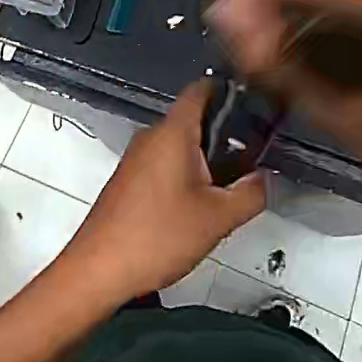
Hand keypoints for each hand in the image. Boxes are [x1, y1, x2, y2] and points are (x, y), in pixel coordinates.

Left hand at [60, 83, 267, 303]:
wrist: (98, 272)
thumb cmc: (151, 238)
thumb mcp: (220, 217)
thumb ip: (252, 192)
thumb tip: (264, 181)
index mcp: (173, 134)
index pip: (201, 89)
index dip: (229, 90)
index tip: (251, 102)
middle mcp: (151, 139)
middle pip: (194, 120)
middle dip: (224, 135)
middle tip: (249, 156)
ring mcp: (137, 160)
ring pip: (179, 146)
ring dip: (205, 160)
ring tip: (227, 188)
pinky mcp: (130, 182)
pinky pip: (164, 165)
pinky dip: (185, 177)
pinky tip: (197, 207)